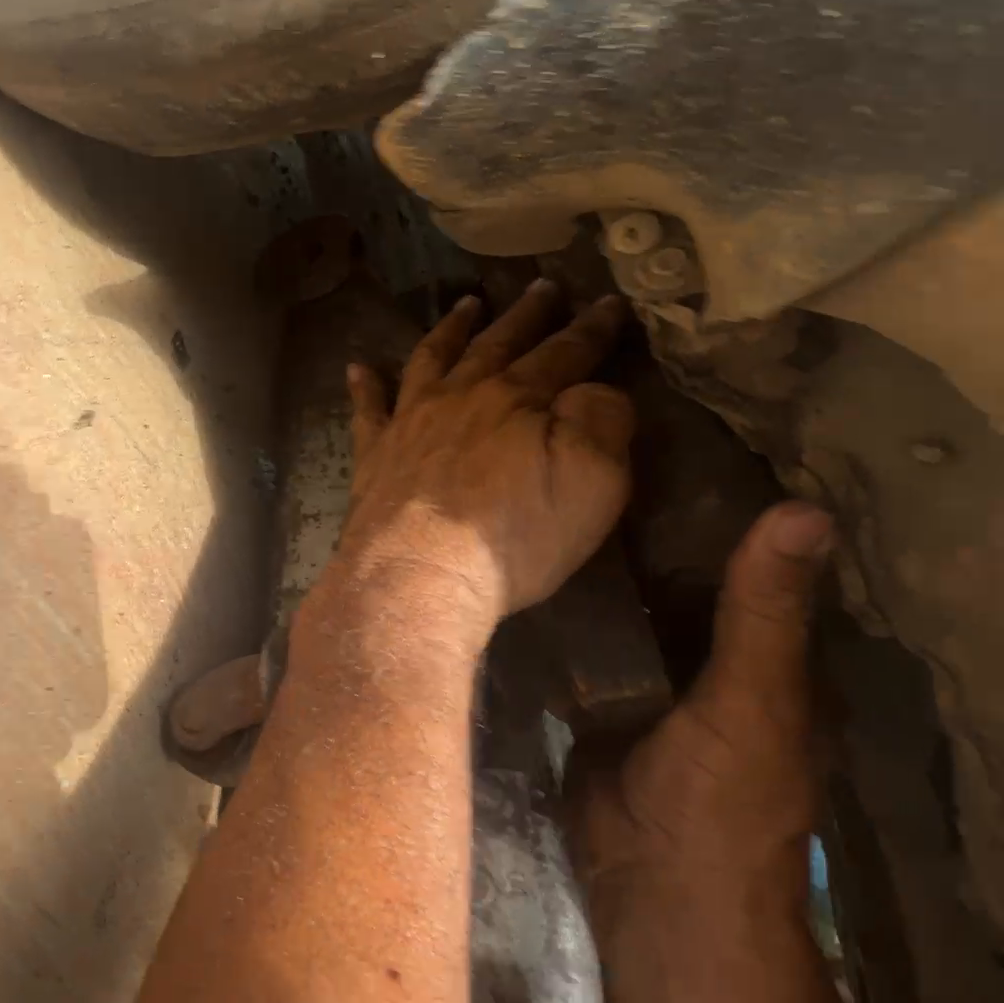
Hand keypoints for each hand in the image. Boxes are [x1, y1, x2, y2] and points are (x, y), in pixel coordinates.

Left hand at [337, 279, 633, 617]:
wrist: (418, 572)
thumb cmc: (513, 535)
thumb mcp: (592, 480)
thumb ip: (599, 421)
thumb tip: (590, 387)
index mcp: (516, 399)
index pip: (563, 353)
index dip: (591, 328)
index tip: (611, 302)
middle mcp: (458, 398)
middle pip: (496, 345)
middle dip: (525, 314)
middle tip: (542, 286)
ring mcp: (408, 422)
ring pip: (431, 360)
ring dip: (452, 330)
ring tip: (465, 304)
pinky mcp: (373, 453)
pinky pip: (366, 408)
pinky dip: (364, 385)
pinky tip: (358, 367)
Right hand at [568, 503, 839, 1002]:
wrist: (649, 875)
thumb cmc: (723, 792)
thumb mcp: (754, 699)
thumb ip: (764, 613)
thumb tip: (803, 510)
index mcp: (762, 653)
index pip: (741, 564)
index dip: (710, 507)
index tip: (655, 444)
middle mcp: (700, 653)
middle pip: (668, 577)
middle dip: (633, 527)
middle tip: (576, 456)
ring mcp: (639, 673)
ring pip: (616, 603)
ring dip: (587, 562)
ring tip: (539, 493)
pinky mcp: (586, 690)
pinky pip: (574, 636)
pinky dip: (554, 603)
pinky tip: (518, 559)